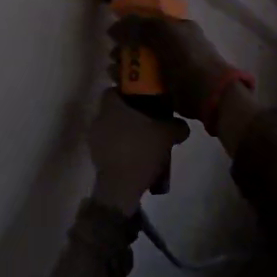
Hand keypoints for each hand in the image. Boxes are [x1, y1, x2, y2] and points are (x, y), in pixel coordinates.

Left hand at [87, 88, 189, 213]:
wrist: (121, 186)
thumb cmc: (142, 150)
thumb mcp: (168, 135)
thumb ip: (177, 125)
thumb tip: (181, 126)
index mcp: (111, 107)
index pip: (113, 90)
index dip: (128, 92)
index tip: (144, 99)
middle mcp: (99, 119)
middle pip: (115, 110)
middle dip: (132, 116)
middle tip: (151, 123)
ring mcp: (95, 140)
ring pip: (113, 129)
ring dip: (128, 134)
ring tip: (147, 143)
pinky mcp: (96, 158)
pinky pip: (112, 146)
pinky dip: (124, 149)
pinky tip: (139, 159)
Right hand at [107, 16, 238, 122]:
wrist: (209, 95)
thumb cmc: (188, 59)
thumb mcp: (164, 33)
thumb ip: (139, 26)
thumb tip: (113, 28)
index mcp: (178, 29)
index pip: (151, 20)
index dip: (131, 23)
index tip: (114, 32)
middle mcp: (175, 47)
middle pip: (143, 44)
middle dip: (125, 48)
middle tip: (112, 56)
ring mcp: (172, 69)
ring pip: (142, 65)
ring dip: (125, 67)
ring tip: (112, 73)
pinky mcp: (169, 90)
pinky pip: (146, 84)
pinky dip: (132, 85)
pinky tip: (120, 87)